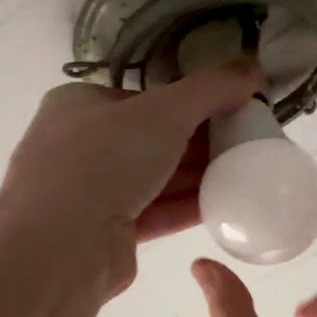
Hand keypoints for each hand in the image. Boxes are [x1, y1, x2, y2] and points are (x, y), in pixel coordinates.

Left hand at [0, 64, 264, 292]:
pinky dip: (186, 206)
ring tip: (243, 174)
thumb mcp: (165, 111)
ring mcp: (88, 192)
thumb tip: (254, 70)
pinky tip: (223, 205)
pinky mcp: (106, 232)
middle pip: (152, 139)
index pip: (144, 97)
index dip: (190, 103)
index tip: (231, 111)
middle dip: (199, 143)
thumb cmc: (104, 161)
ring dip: (197, 176)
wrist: (62, 247)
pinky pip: (154, 212)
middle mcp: (78, 145)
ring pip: (154, 178)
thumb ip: (212, 88)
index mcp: (78, 104)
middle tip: (245, 145)